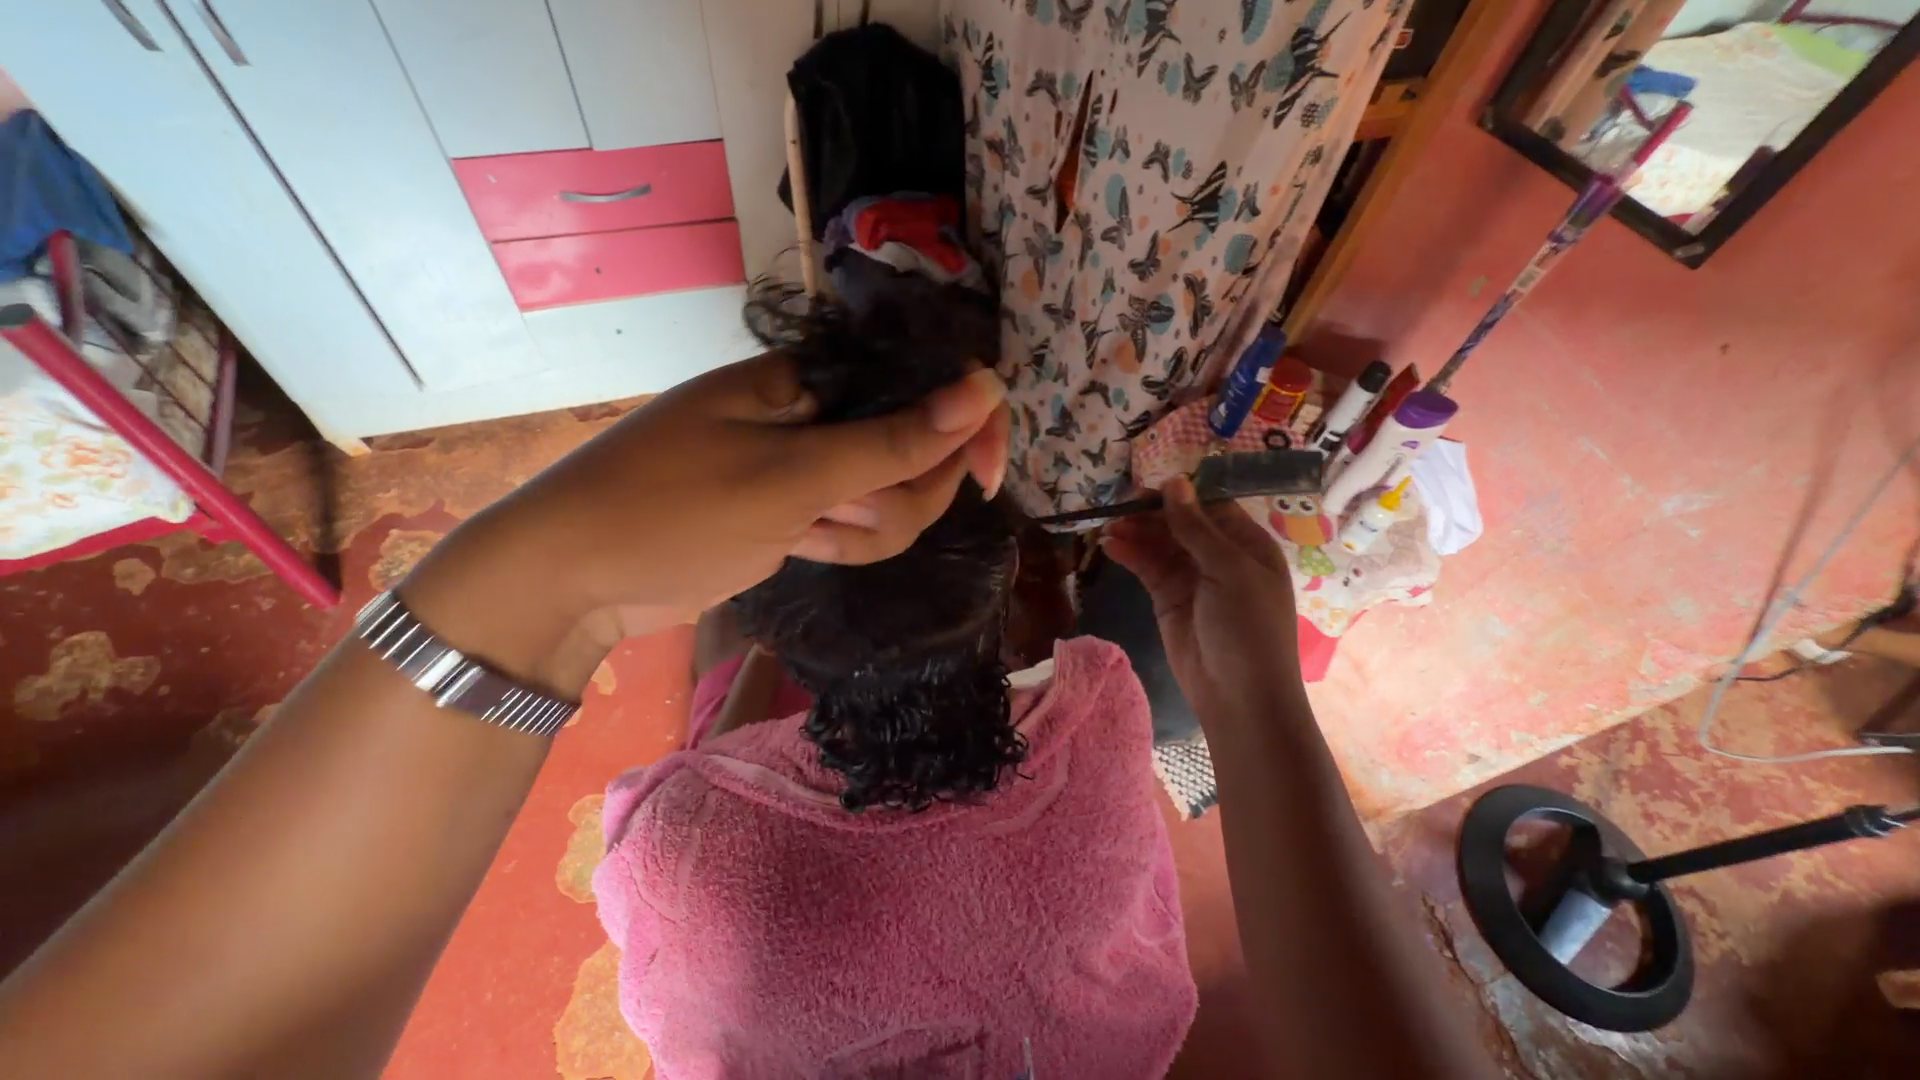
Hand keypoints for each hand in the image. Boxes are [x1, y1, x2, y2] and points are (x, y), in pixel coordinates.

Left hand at [399, 351, 1008, 692]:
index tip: (987, 476)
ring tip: (805, 540)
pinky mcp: (792, 515)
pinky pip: (851, 525)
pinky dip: (840, 543)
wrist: (572, 578)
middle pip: (910, 452)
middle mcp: (814, 416)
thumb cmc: (672, 508)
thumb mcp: (790, 477)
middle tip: (843, 522)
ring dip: (865, 529)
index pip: (919, 389)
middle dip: (898, 497)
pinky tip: (798, 550)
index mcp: (810, 379)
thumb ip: (892, 441)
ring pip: (885, 499)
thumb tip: (986, 387)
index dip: (962, 428)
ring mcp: (803, 469)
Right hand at [1102, 478, 1302, 725]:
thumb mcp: (1228, 570)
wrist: (1239, 695)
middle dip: (1152, 514)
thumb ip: (1196, 527)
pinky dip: (1130, 555)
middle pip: (1181, 523)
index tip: (1148, 487)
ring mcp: (1193, 578)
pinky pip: (1148, 568)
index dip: (1180, 495)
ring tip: (1108, 527)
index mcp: (1248, 545)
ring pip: (1160, 544)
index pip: (1211, 507)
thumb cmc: (1247, 627)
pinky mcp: (1168, 599)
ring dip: (1136, 533)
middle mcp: (1221, 557)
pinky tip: (1109, 546)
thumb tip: (1173, 481)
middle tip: (1120, 506)